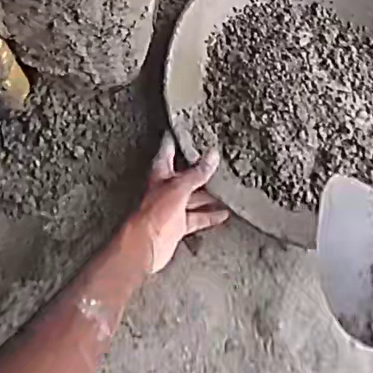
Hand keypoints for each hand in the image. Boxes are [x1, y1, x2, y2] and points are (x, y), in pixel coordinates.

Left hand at [121, 133, 229, 273]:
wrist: (145, 245)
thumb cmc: (154, 213)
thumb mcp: (180, 187)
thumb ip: (197, 173)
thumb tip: (212, 155)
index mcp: (161, 172)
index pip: (169, 149)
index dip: (177, 138)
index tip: (186, 127)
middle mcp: (166, 186)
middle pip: (185, 173)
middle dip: (200, 167)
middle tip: (217, 158)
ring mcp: (172, 205)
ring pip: (194, 196)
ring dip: (208, 193)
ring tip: (226, 187)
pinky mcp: (178, 223)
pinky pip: (197, 217)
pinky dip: (210, 215)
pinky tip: (223, 213)